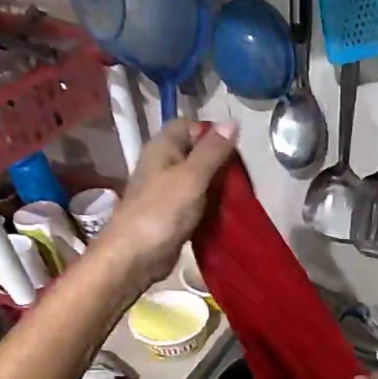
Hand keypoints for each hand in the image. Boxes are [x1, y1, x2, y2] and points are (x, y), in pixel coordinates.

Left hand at [97, 119, 237, 282]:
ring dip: (217, 186)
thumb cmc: (162, 211)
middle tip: (242, 177)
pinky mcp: (171, 214)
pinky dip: (209, 205)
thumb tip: (233, 122)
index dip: (211, 133)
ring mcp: (166, 191)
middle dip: (219, 162)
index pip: (189, 126)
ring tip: (239, 195)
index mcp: (163, 147)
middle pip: (195, 153)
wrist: (135, 256)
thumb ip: (213, 151)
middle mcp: (162, 164)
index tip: (233, 151)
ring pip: (197, 179)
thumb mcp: (192, 176)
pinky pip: (195, 202)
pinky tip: (225, 213)